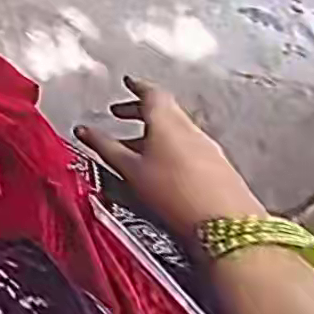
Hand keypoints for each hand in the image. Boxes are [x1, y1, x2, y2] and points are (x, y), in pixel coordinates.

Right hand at [77, 76, 266, 236]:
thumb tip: (83, 130)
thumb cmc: (175, 194)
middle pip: (166, 111)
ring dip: (155, 133)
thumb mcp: (129, 168)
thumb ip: (104, 146)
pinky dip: (171, 149)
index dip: (137, 86)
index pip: (152, 94)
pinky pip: (191, 150)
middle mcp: (191, 132)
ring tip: (135, 147)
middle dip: (140, 110)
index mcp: (167, 123)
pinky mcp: (222, 171)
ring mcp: (210, 152)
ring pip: (178, 132)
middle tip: (120, 114)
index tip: (128, 83)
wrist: (231, 231)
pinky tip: (161, 167)